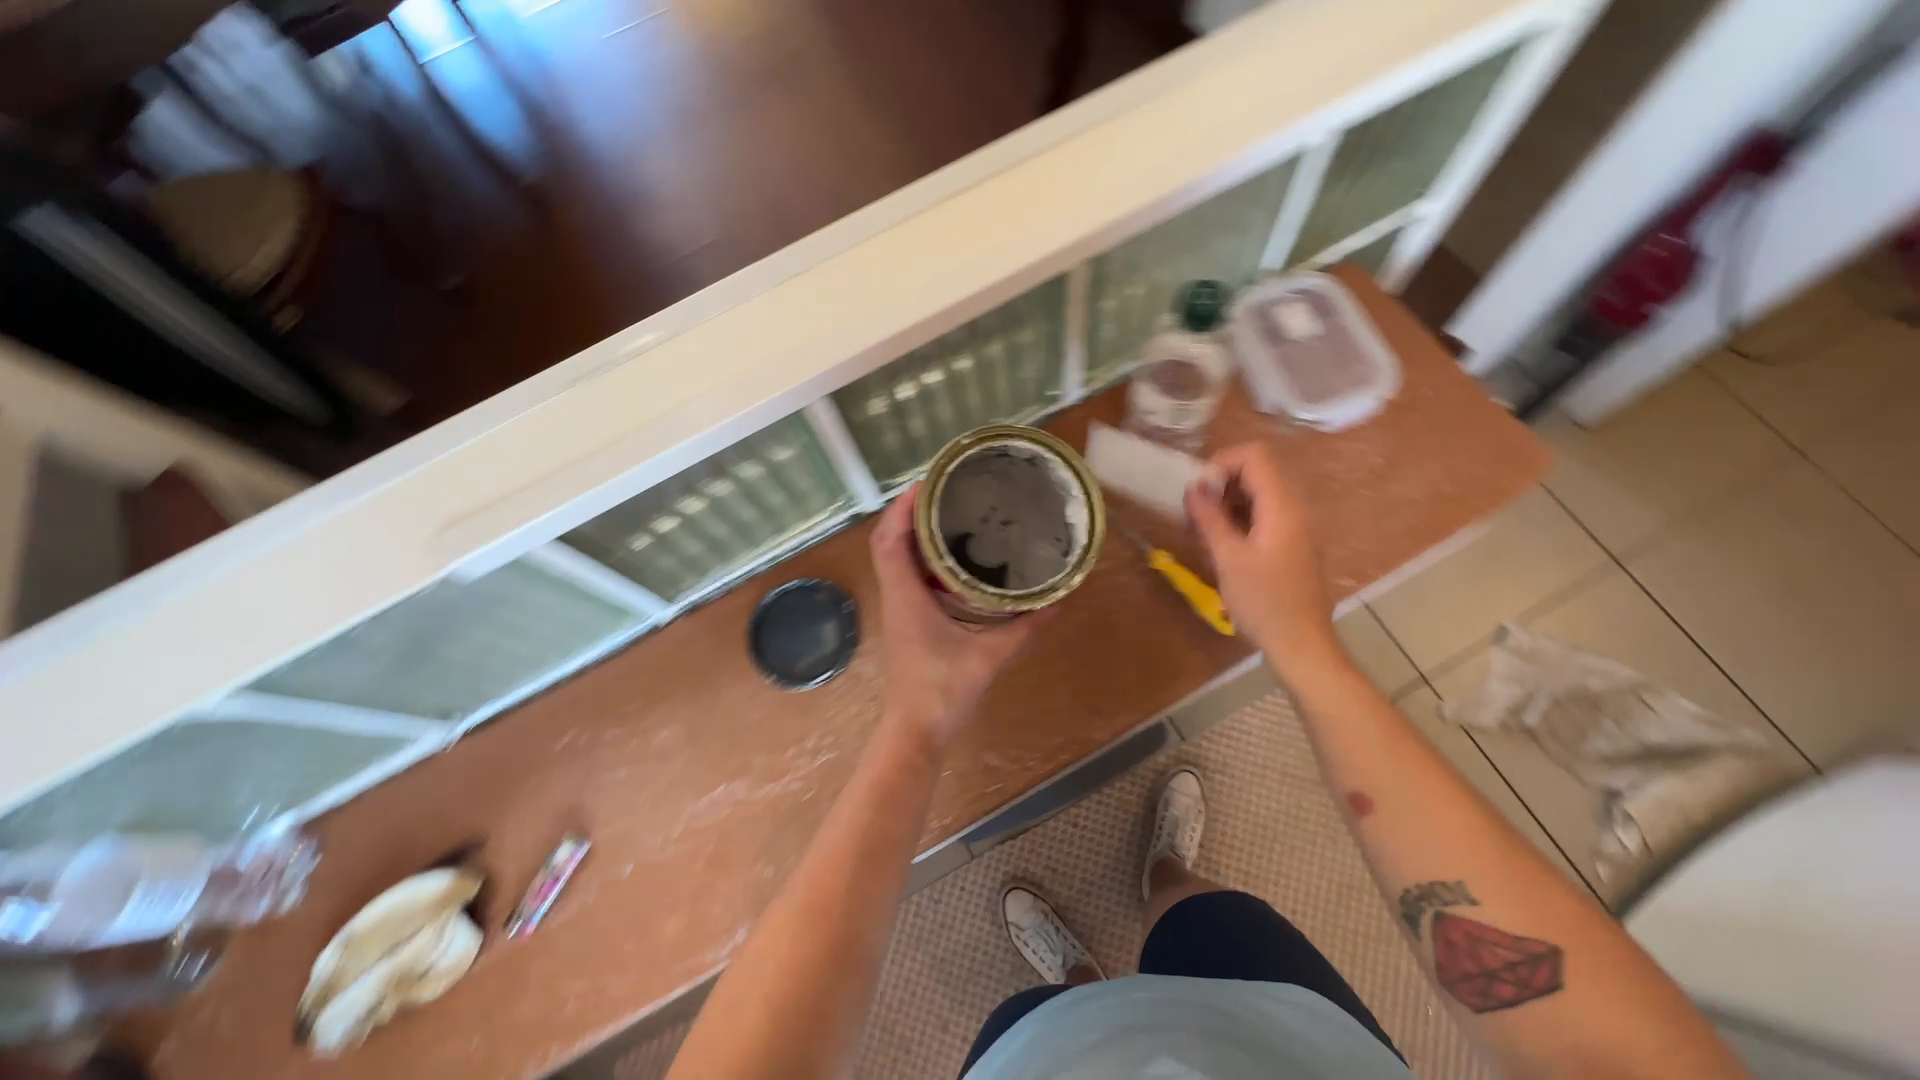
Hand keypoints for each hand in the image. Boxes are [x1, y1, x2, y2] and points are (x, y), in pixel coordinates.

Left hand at [868, 486, 1055, 749]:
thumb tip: (1057, 602)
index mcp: (906, 597)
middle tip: (943, 491)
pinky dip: (920, 559)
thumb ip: (1024, 630)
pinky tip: (951, 559)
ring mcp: (897, 610)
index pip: (890, 541)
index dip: (902, 508)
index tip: (927, 483)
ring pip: (895, 559)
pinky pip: (905, 577)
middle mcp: (895, 597)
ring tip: (947, 514)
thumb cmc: (944, 692)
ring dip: (913, 534)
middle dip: (908, 512)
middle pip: (888, 542)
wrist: (917, 731)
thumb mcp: (990, 658)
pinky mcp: (905, 621)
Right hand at [1185, 442, 1343, 680]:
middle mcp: (1296, 508)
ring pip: (1259, 495)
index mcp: (1283, 506)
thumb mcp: (1228, 559)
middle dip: (1221, 487)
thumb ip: (1210, 518)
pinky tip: (1223, 550)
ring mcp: (1298, 526)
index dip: (1221, 464)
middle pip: (1257, 472)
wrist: (1301, 644)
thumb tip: (1194, 487)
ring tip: (1204, 536)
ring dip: (1228, 506)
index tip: (1197, 493)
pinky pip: (1266, 516)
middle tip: (1195, 516)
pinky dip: (1241, 522)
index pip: (1254, 456)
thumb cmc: (1264, 603)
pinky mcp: (1295, 544)